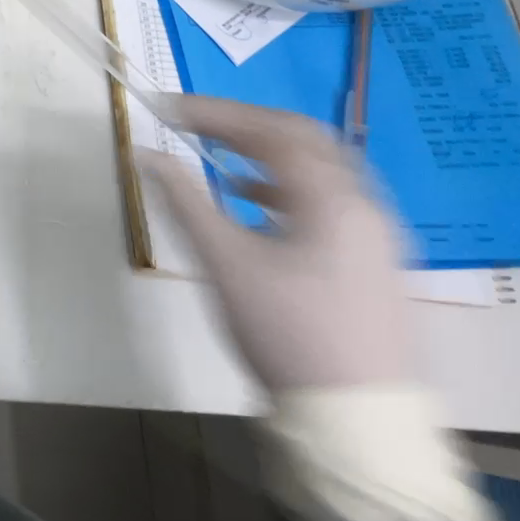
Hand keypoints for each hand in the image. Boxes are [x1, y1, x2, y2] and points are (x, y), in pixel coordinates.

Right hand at [139, 96, 412, 390]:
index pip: (272, 132)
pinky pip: (326, 198)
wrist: (355, 412)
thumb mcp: (223, 262)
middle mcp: (363, 206)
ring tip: (215, 150)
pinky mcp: (370, 258)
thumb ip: (183, 199)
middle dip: (243, 122)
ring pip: (319, 168)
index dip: (216, 112)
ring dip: (264, 150)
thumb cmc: (284, 329)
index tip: (166, 108)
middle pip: (305, 140)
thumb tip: (145, 154)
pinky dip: (282, 183)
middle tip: (191, 120)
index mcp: (331, 201)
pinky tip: (249, 197)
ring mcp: (374, 233)